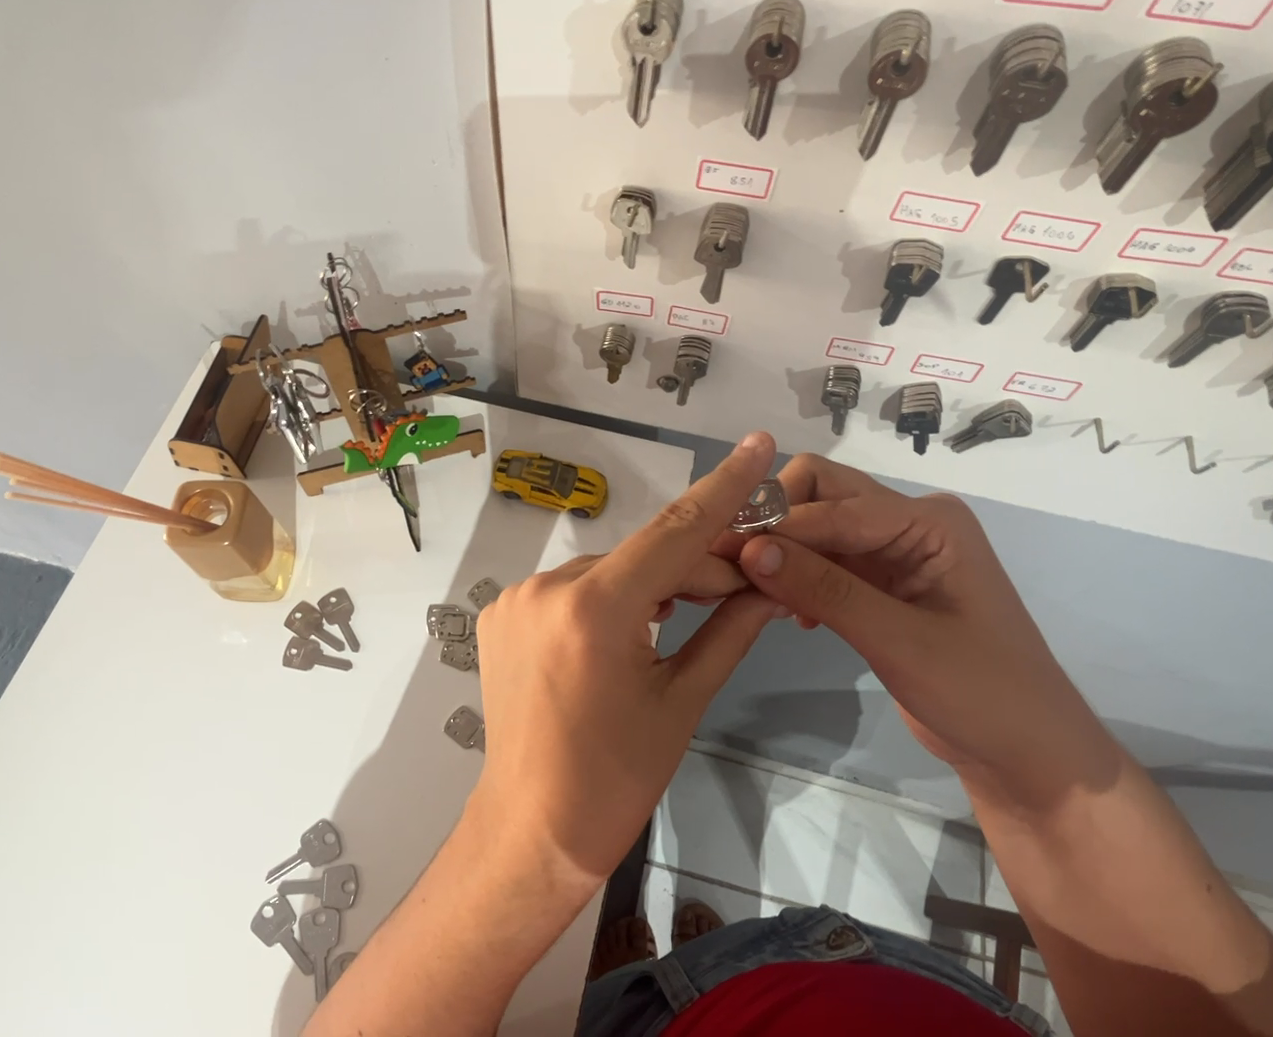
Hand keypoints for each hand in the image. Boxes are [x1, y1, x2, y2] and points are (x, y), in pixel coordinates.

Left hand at [470, 433, 782, 882]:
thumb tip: (771, 585)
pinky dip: (610, 598)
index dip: (724, 487)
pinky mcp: (500, 616)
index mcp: (592, 609)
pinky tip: (636, 626)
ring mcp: (515, 600)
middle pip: (641, 557)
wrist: (531, 829)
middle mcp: (544, 588)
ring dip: (652, 584)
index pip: (673, 531)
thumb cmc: (616, 777)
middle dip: (697, 567)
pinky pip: (572, 591)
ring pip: (607, 572)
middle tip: (749, 585)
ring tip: (692, 610)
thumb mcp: (682, 700)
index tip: (760, 443)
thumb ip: (728, 630)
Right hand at [730, 455, 1106, 792]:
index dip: (777, 523)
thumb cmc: (982, 694)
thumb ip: (826, 591)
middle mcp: (908, 524)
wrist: (1026, 755)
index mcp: (929, 521)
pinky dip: (794, 576)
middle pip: (821, 495)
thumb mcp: (901, 641)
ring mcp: (891, 555)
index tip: (719, 548)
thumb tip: (749, 550)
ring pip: (815, 530)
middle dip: (773, 522)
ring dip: (778, 549)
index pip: (834, 502)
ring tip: (740, 585)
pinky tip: (781, 611)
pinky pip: (821, 564)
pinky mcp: (877, 587)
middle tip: (727, 561)